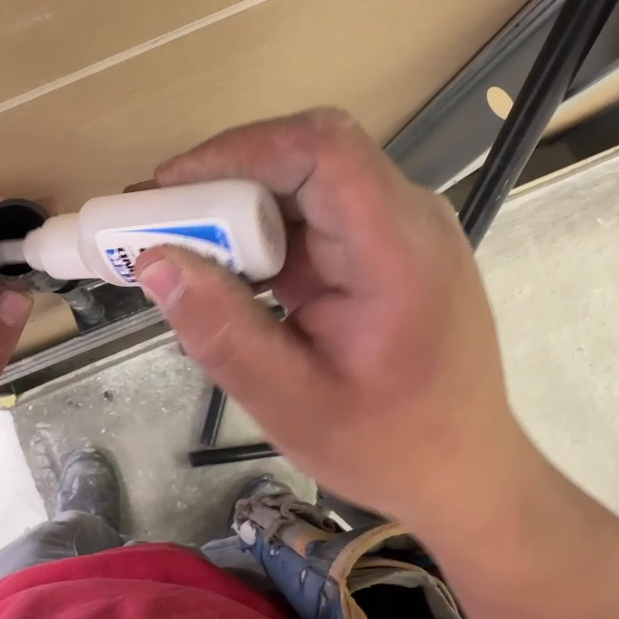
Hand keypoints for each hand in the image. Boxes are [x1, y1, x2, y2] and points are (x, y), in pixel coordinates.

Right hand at [133, 108, 530, 531]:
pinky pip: (307, 207)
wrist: (464, 469)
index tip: (169, 190)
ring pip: (300, 175)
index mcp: (399, 252)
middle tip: (154, 218)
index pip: (322, 150)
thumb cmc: (389, 446)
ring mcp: (395, 224)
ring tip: (173, 242)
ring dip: (232, 203)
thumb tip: (153, 260)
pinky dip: (254, 227)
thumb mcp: (291, 404)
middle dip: (220, 178)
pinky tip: (221, 267)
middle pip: (305, 154)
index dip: (238, 151)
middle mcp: (406, 217)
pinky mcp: (378, 239)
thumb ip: (222, 332)